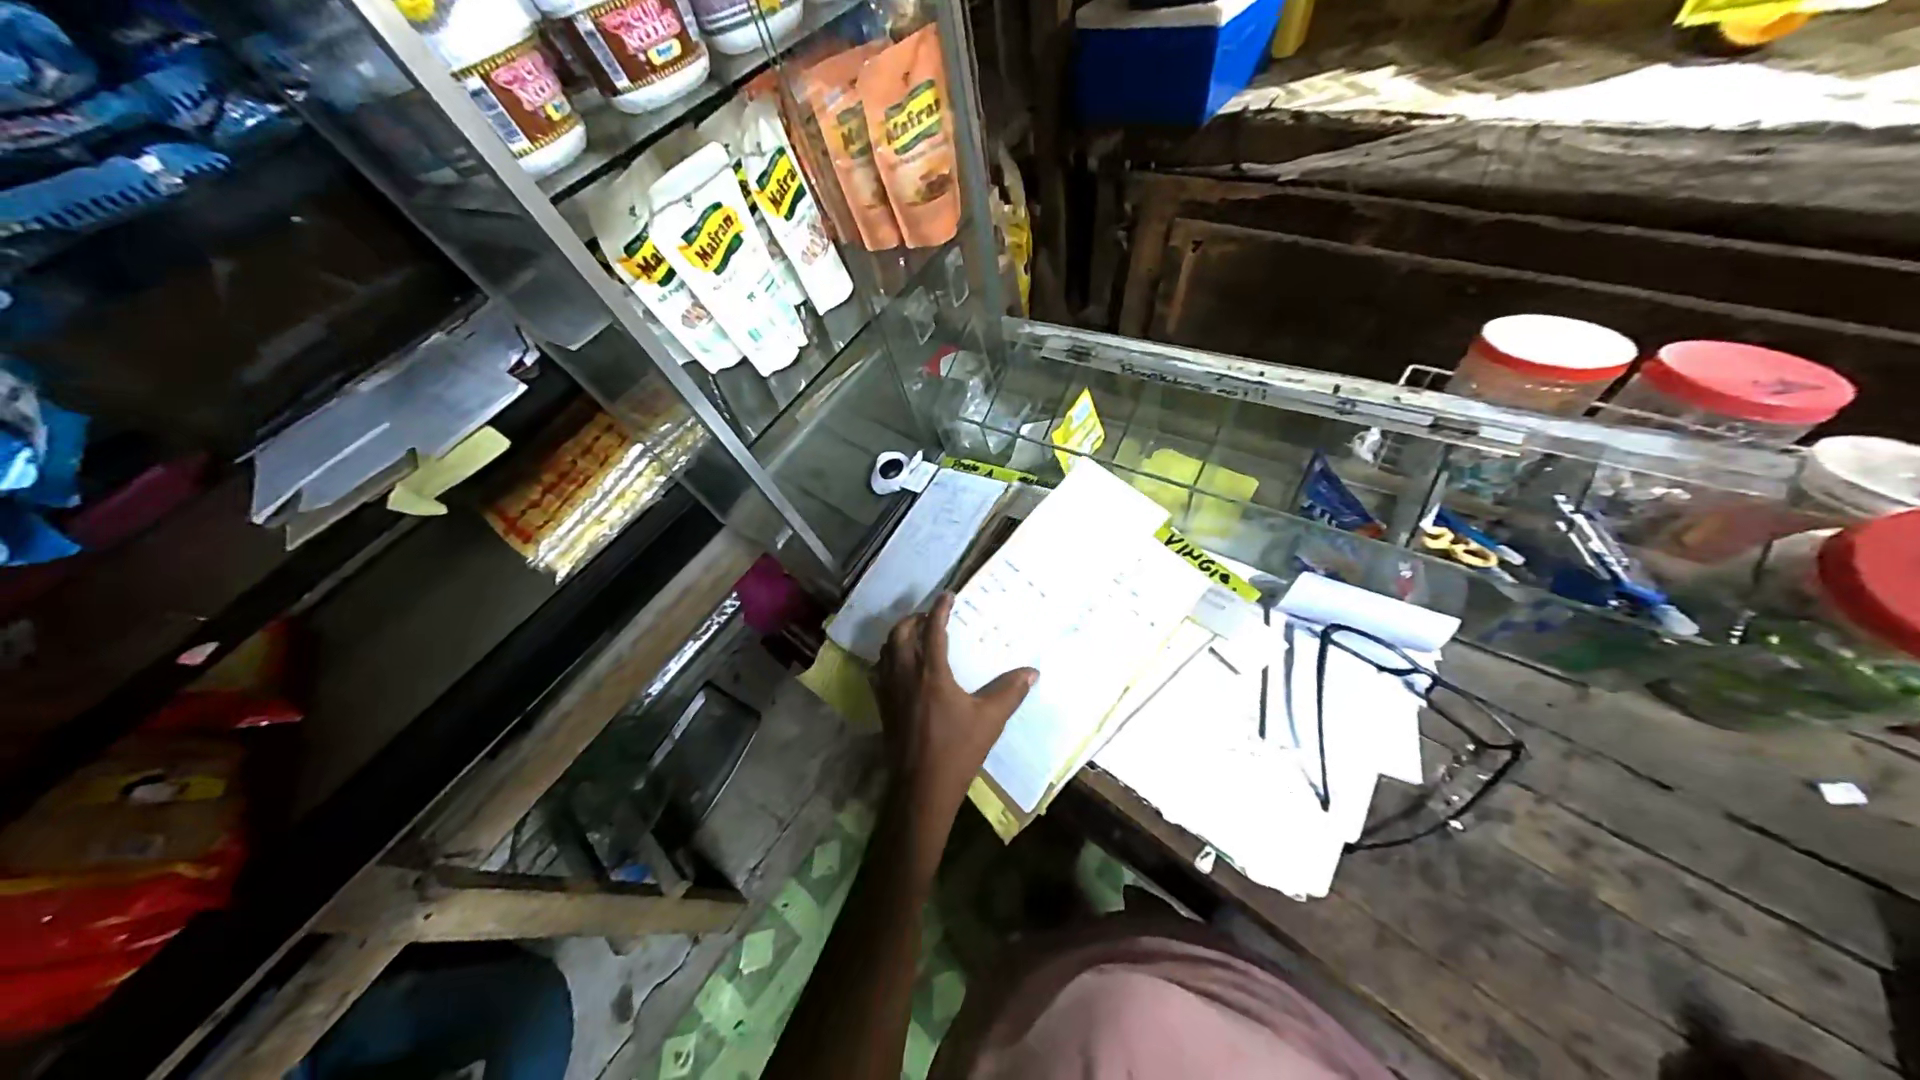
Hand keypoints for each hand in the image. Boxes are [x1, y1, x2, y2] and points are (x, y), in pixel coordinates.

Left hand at [875, 592, 1036, 819]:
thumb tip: (1031, 671)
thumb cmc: (957, 750)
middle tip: (930, 615)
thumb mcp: (990, 719)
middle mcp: (905, 674)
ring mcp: (889, 690)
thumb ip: (1010, 691)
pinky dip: (887, 658)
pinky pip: (878, 671)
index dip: (940, 609)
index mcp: (931, 672)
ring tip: (915, 634)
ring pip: (886, 650)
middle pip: (901, 633)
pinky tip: (898, 666)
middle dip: (914, 618)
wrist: (921, 787)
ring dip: (899, 635)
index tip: (948, 595)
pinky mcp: (882, 706)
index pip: (932, 629)